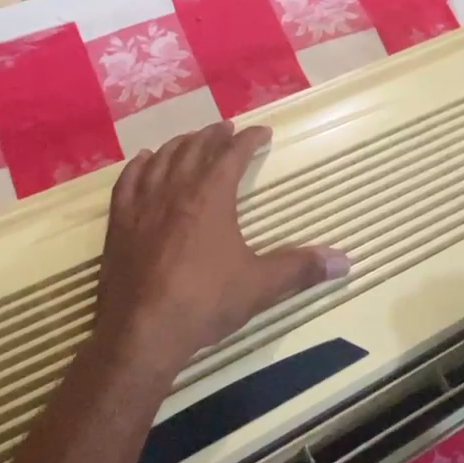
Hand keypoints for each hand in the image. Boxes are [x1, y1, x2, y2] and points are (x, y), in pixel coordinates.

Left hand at [93, 123, 350, 369]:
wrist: (141, 332)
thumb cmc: (204, 302)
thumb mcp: (259, 286)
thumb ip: (301, 269)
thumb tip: (345, 262)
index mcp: (211, 196)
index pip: (233, 154)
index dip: (249, 140)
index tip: (262, 132)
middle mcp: (176, 190)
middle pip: (195, 148)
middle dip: (214, 136)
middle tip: (226, 130)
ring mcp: (143, 205)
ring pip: (161, 159)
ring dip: (179, 144)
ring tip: (191, 140)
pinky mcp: (119, 223)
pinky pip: (127, 181)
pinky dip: (138, 165)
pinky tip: (143, 161)